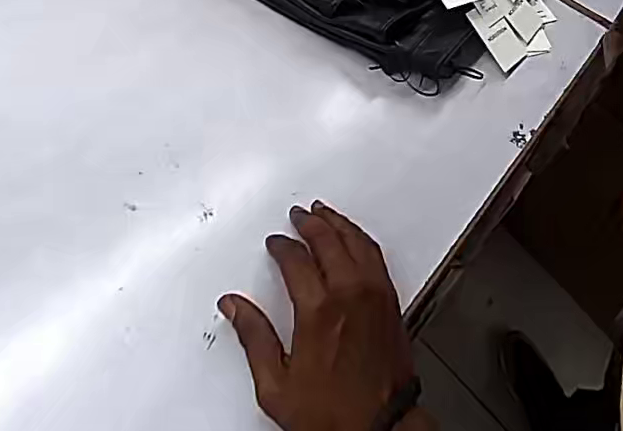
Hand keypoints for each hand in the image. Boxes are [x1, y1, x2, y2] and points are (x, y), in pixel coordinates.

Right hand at [221, 202, 425, 430]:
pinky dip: (360, 236)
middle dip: (309, 223)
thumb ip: (254, 338)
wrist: (380, 426)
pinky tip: (352, 234)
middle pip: (327, 240)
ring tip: (323, 213)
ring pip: (354, 240)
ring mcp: (372, 291)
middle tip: (297, 215)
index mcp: (319, 310)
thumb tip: (234, 305)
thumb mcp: (277, 385)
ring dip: (336, 222)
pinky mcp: (388, 296)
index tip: (275, 242)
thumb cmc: (332, 412)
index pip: (296, 260)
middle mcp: (348, 292)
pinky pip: (374, 252)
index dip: (282, 246)